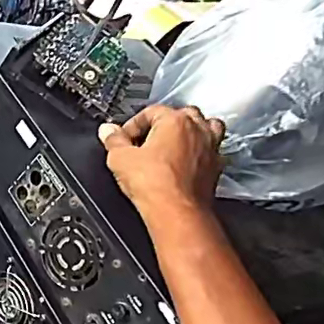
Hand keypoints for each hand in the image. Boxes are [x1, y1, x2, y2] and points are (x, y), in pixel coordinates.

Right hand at [99, 104, 225, 218]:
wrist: (176, 212)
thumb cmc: (156, 185)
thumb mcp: (120, 158)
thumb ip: (113, 140)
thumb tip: (108, 131)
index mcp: (175, 121)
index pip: (151, 112)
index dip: (132, 124)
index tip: (123, 137)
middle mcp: (198, 130)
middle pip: (182, 114)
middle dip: (162, 125)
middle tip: (145, 139)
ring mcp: (210, 148)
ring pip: (206, 128)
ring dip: (190, 132)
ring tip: (173, 144)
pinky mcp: (215, 168)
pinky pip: (210, 151)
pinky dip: (199, 153)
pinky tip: (185, 163)